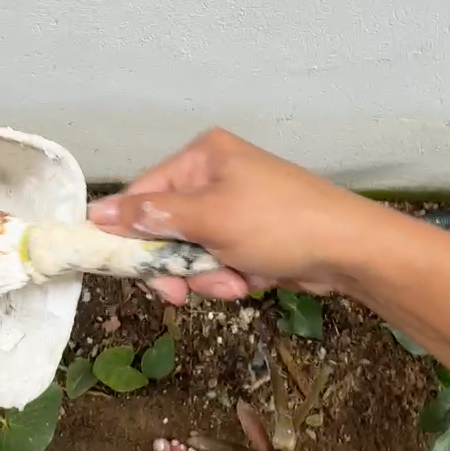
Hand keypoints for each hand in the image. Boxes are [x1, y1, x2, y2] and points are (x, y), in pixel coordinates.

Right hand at [88, 128, 401, 303]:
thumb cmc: (278, 223)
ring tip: (235, 280)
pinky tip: (251, 280)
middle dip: (177, 263)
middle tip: (178, 293)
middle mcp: (214, 176)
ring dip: (207, 275)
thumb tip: (96, 212)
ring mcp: (233, 207)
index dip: (129, 231)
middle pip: (166, 227)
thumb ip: (149, 216)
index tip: (123, 266)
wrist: (353, 251)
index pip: (144, 193)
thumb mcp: (207, 218)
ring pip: (190, 251)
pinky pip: (217, 260)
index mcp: (202, 157)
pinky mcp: (249, 236)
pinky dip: (228, 276)